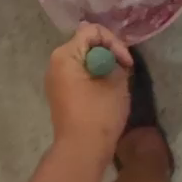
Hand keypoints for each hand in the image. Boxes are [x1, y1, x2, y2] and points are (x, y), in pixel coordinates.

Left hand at [45, 23, 133, 157]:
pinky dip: (93, 77)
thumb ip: (114, 60)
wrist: (81, 150)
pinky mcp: (59, 94)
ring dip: (102, 66)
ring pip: (83, 60)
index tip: (127, 64)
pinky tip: (105, 92)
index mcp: (65, 55)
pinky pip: (78, 75)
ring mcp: (55, 80)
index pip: (93, 31)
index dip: (114, 43)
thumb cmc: (99, 114)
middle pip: (86, 44)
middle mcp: (55, 63)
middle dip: (108, 53)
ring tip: (117, 81)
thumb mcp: (115, 82)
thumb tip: (111, 58)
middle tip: (125, 70)